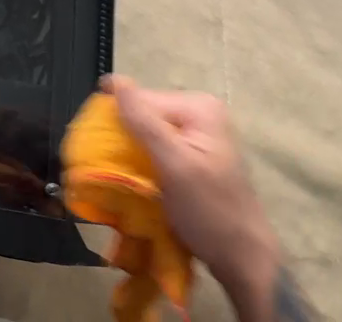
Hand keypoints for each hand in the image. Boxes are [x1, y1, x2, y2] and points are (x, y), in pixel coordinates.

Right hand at [105, 76, 287, 321]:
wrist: (243, 260)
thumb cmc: (211, 212)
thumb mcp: (175, 165)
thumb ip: (145, 122)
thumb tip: (115, 81)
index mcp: (198, 106)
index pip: (142, 99)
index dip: (119, 120)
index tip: (97, 145)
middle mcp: (199, 112)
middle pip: (144, 113)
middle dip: (125, 135)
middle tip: (110, 163)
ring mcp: (198, 134)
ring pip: (148, 131)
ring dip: (132, 150)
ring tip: (120, 172)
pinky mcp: (194, 155)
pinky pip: (157, 146)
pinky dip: (144, 160)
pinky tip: (138, 178)